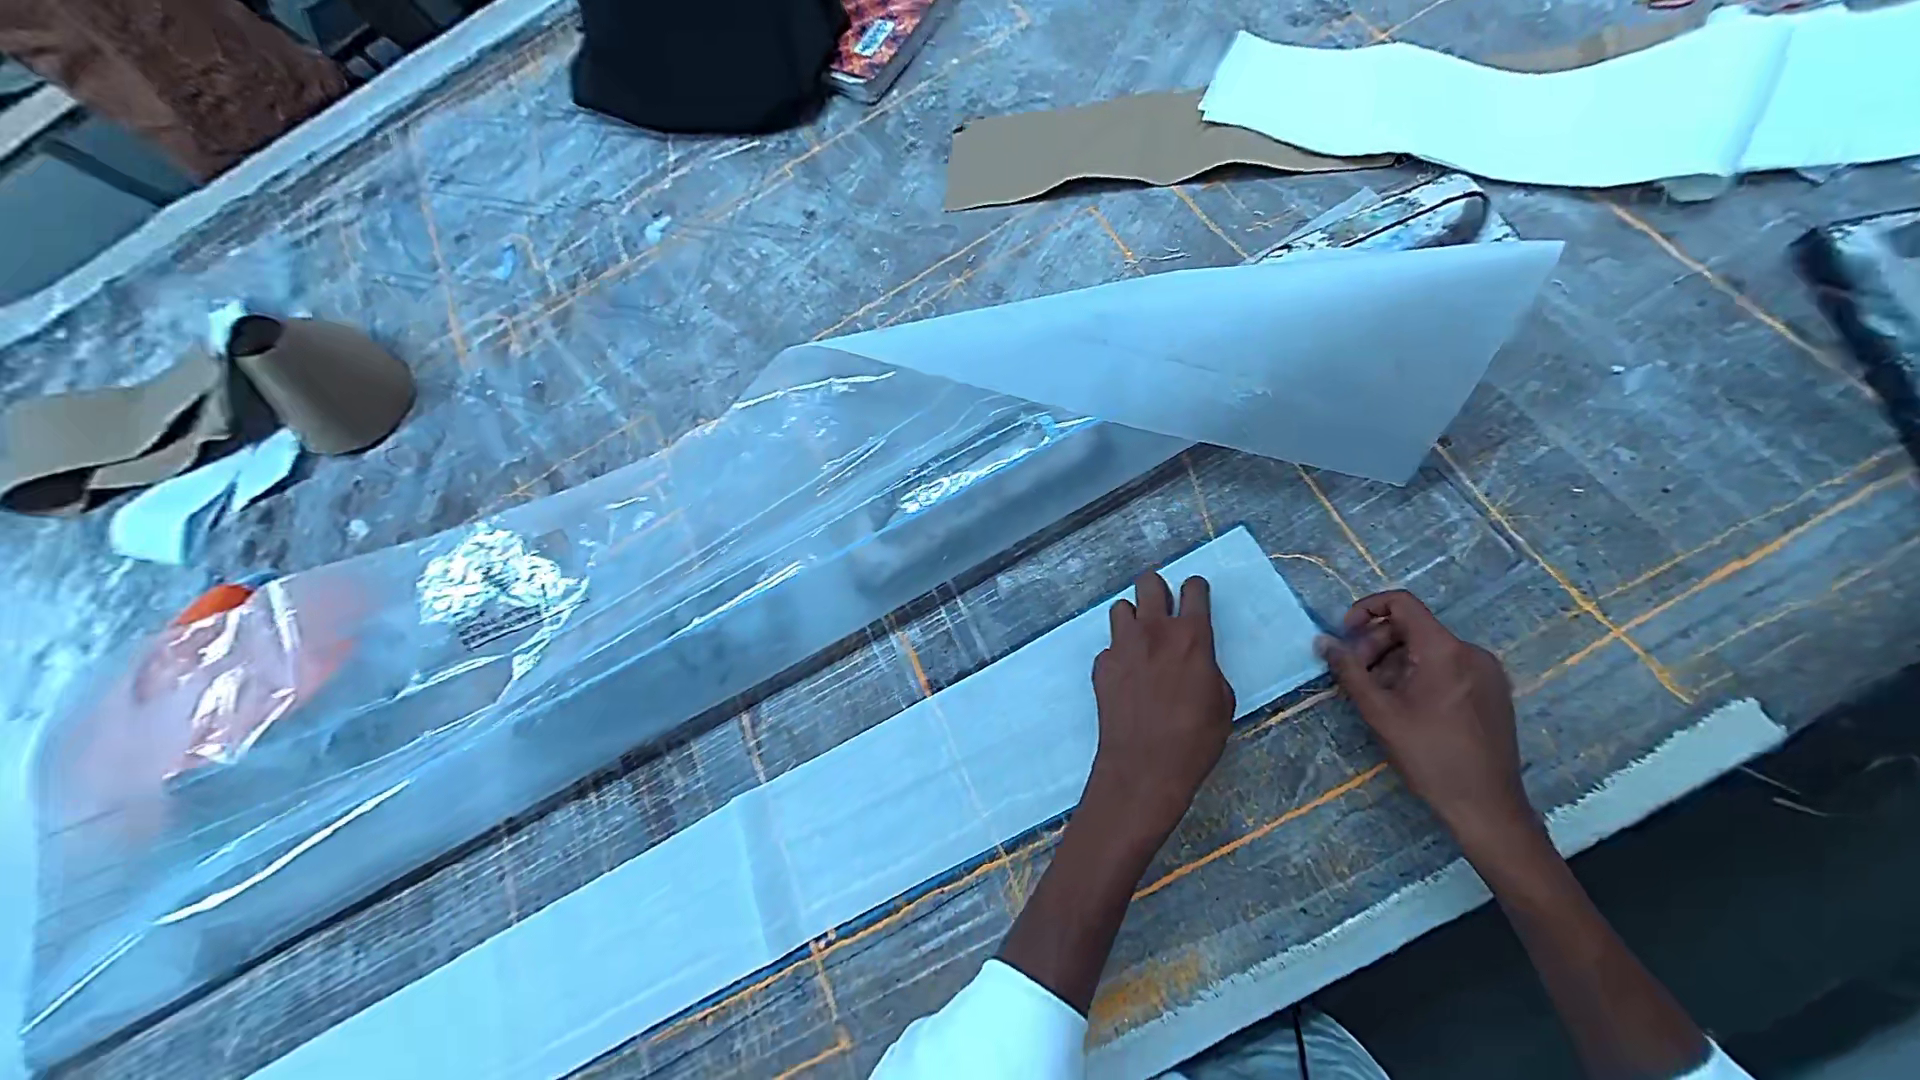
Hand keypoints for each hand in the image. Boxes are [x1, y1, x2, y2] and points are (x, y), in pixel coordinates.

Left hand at [1083, 571, 1234, 844]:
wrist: (1144, 765)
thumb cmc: (1195, 738)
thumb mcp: (1221, 700)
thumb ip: (1207, 666)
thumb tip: (1195, 659)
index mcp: (1191, 637)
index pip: (1193, 591)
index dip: (1196, 588)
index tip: (1195, 591)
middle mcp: (1153, 631)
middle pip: (1149, 583)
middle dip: (1157, 588)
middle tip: (1163, 603)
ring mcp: (1122, 645)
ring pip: (1121, 608)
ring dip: (1133, 616)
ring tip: (1141, 637)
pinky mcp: (1101, 664)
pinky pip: (1110, 645)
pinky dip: (1119, 652)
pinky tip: (1126, 674)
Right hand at [1317, 590, 1531, 843]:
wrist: (1486, 805)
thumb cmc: (1428, 754)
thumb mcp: (1378, 710)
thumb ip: (1348, 669)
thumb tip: (1323, 641)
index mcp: (1444, 650)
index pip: (1402, 603)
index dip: (1366, 609)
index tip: (1345, 635)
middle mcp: (1471, 652)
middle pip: (1412, 628)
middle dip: (1375, 644)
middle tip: (1354, 674)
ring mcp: (1486, 672)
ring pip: (1426, 649)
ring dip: (1393, 662)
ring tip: (1376, 694)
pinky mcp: (1491, 691)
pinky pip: (1446, 666)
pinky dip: (1417, 674)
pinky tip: (1404, 705)